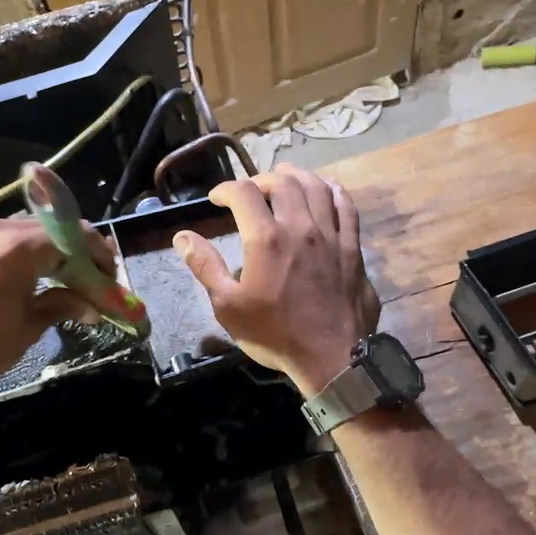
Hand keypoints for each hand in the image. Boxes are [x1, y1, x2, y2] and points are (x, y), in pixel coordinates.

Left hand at [0, 217, 109, 395]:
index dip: (99, 256)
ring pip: (30, 231)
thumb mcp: (29, 326)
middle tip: (95, 280)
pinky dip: (30, 253)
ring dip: (54, 251)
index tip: (111, 278)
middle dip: (79, 252)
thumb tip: (92, 306)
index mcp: (18, 247)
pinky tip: (37, 277)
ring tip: (68, 280)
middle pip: (54, 229)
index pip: (74, 237)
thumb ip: (62, 305)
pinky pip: (8, 239)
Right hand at [173, 164, 379, 395]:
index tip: (217, 198)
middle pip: (282, 183)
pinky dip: (334, 191)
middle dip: (261, 179)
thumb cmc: (274, 335)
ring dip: (297, 177)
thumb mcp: (228, 306)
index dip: (226, 189)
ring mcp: (331, 235)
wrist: (331, 357)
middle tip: (250, 189)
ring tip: (284, 177)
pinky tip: (327, 188)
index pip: (243, 193)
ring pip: (316, 188)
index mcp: (266, 239)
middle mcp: (300, 227)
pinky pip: (347, 208)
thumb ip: (206, 267)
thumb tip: (183, 237)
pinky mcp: (352, 248)